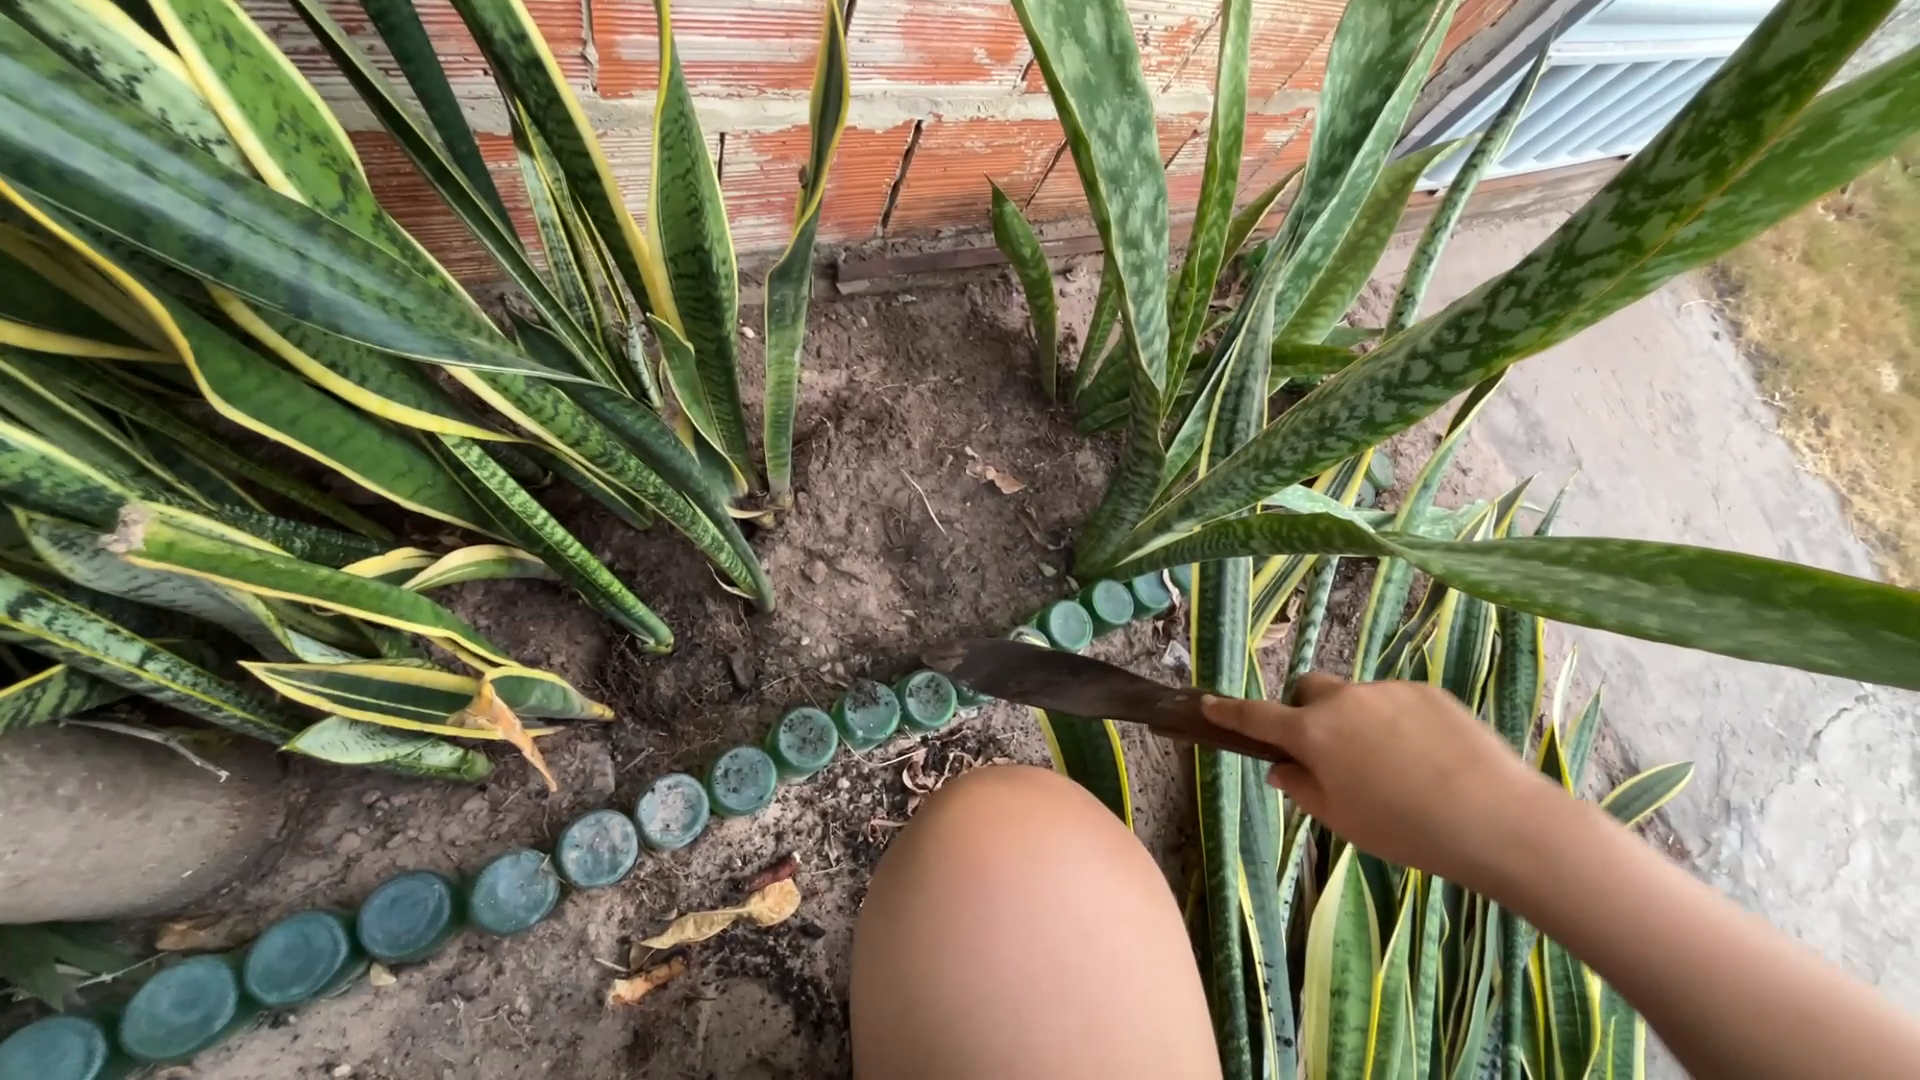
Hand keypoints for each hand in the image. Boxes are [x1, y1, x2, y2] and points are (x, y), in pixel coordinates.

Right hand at [1201, 674, 1556, 887]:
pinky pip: (1396, 701)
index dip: (1228, 712)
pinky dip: (1398, 723)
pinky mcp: (1427, 691)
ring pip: (1356, 699)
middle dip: (1305, 710)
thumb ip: (1303, 788)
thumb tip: (1283, 768)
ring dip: (1358, 722)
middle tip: (1326, 749)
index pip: (1256, 717)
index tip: (1207, 704)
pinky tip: (1430, 760)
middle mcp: (1342, 702)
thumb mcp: (1342, 821)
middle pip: (1307, 690)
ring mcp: (1386, 691)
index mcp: (1312, 734)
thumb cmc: (1406, 830)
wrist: (1499, 821)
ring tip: (1397, 768)